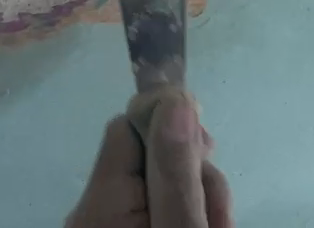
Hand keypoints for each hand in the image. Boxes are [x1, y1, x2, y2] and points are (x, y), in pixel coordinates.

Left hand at [66, 92, 231, 227]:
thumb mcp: (181, 227)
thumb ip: (175, 169)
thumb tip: (176, 98)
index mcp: (100, 200)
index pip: (128, 124)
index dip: (169, 123)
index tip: (208, 145)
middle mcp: (93, 209)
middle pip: (146, 154)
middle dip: (190, 169)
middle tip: (220, 210)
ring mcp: (105, 225)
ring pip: (156, 182)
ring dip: (194, 195)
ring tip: (218, 224)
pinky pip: (152, 207)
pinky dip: (180, 211)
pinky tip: (206, 225)